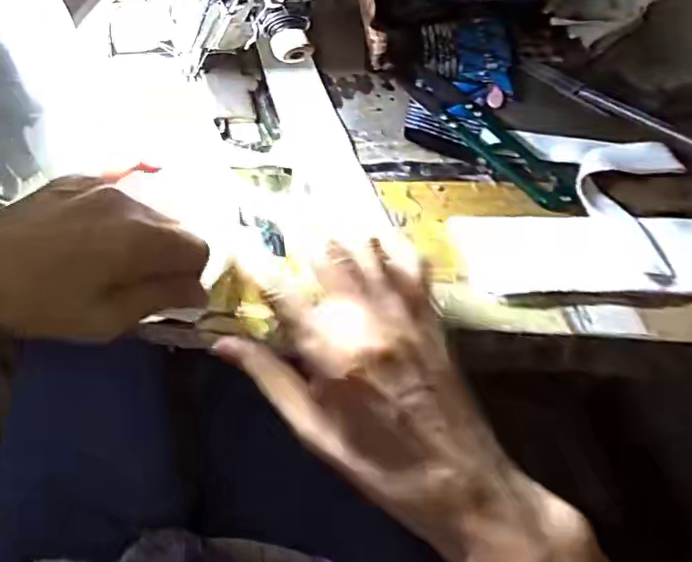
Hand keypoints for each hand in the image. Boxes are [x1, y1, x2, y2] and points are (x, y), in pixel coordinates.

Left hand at [0, 174, 209, 341]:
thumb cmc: (39, 302)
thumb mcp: (104, 318)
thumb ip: (157, 298)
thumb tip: (196, 289)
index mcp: (138, 236)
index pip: (198, 247)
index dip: (190, 276)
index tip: (168, 296)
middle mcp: (123, 199)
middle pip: (173, 222)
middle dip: (169, 253)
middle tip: (143, 282)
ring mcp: (93, 183)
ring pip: (144, 204)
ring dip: (145, 230)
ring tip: (117, 258)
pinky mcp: (68, 179)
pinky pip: (114, 179)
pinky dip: (126, 194)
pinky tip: (117, 208)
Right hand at [214, 239, 603, 561]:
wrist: (474, 494)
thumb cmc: (381, 466)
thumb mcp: (312, 430)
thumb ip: (267, 377)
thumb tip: (218, 341)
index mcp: (332, 351)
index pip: (278, 287)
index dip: (249, 259)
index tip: (228, 239)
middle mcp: (368, 323)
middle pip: (325, 252)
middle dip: (292, 222)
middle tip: (265, 200)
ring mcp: (404, 318)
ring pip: (366, 251)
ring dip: (335, 221)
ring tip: (309, 197)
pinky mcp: (431, 322)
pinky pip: (412, 268)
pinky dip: (392, 241)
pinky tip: (373, 224)